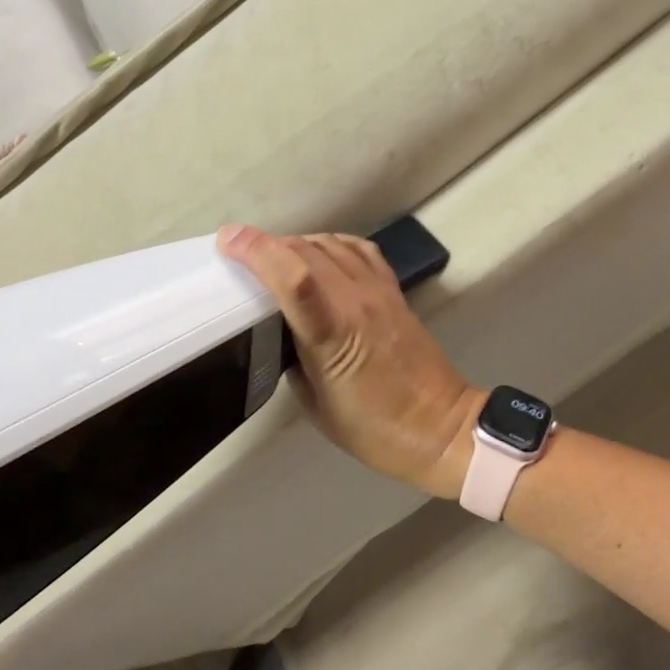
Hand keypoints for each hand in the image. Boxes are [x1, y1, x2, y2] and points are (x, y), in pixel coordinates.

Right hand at [218, 224, 483, 499]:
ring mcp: (380, 292)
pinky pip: (362, 251)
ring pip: (333, 245)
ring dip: (300, 244)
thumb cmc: (376, 429)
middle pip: (308, 251)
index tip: (228, 240)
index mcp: (334, 334)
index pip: (293, 277)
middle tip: (242, 254)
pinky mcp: (395, 292)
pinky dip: (335, 244)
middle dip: (269, 245)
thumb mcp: (318, 406)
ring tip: (277, 257)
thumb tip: (282, 337)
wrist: (440, 426)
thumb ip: (295, 362)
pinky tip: (322, 254)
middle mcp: (358, 301)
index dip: (257, 251)